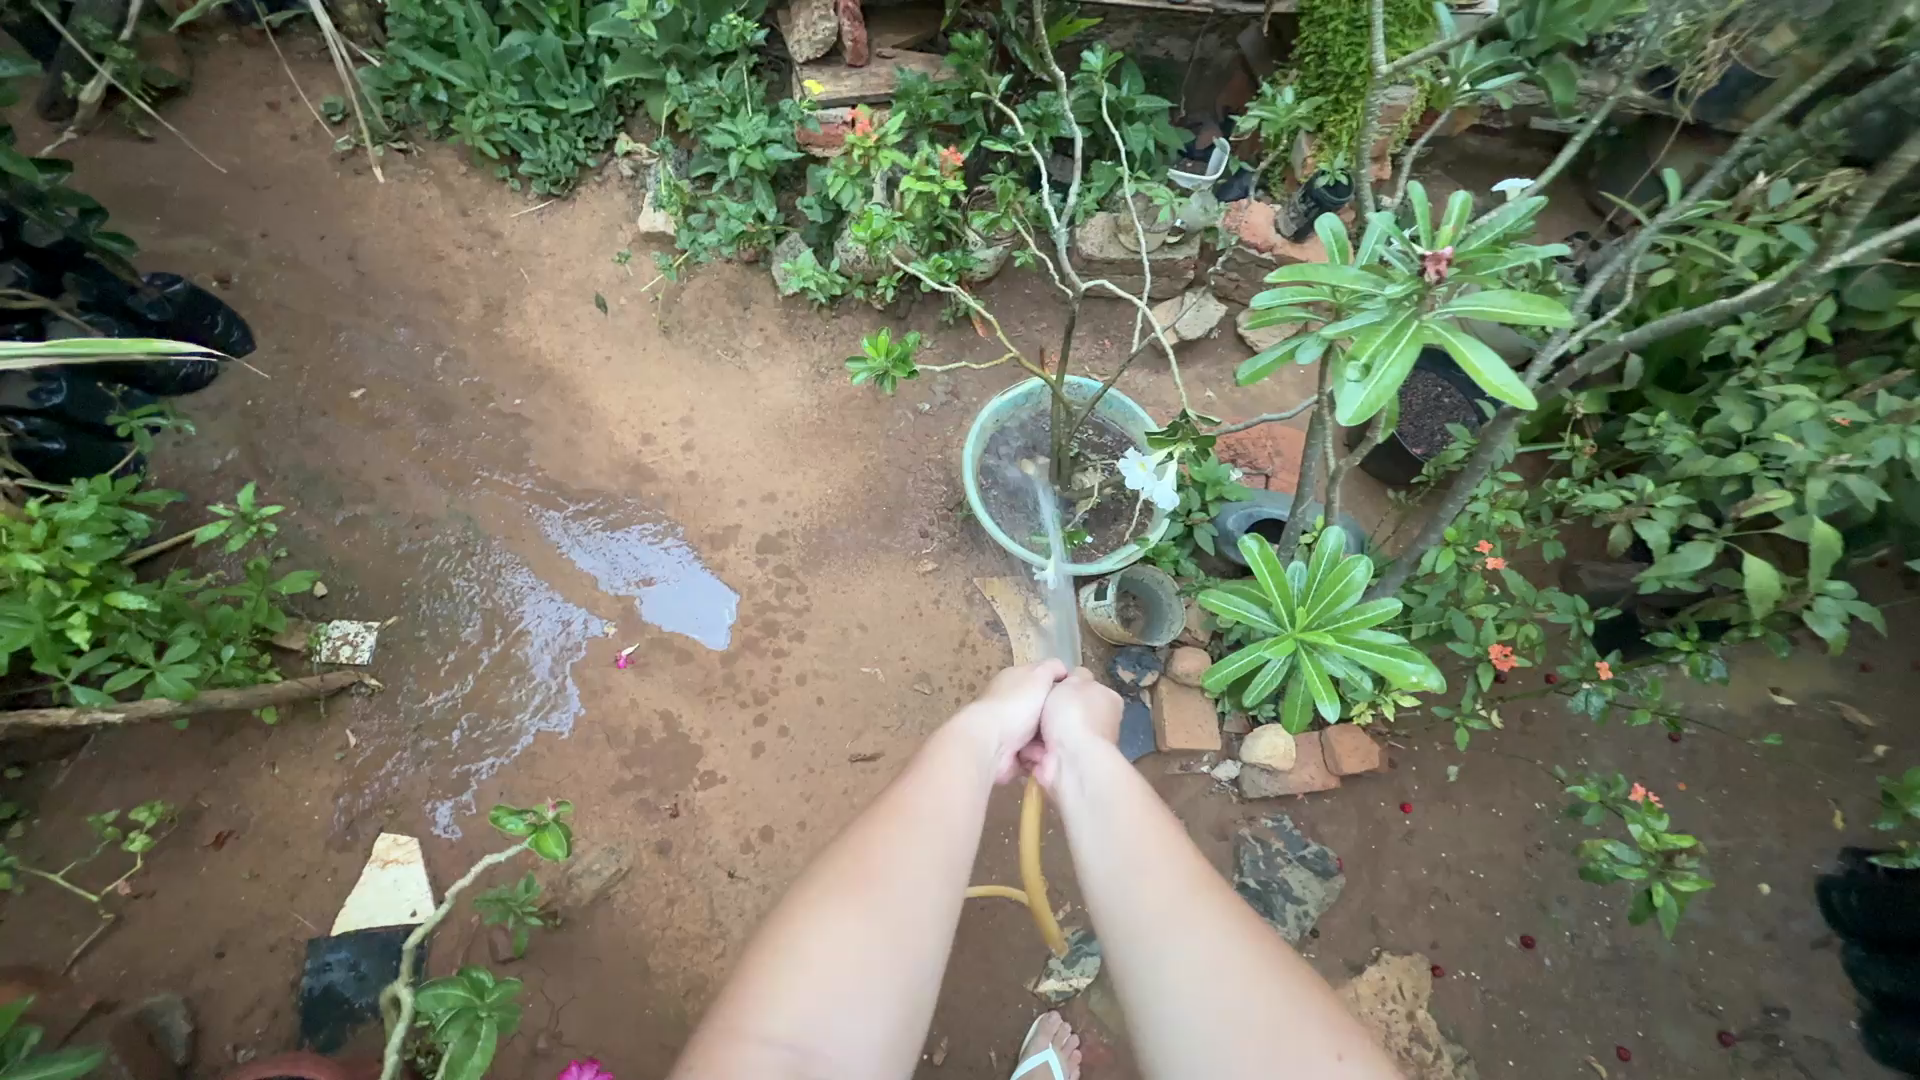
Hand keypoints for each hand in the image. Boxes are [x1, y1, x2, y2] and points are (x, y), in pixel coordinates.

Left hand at [953, 660, 1068, 782]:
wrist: (991, 742)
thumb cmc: (1016, 704)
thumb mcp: (1038, 675)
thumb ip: (1052, 668)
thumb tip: (1064, 670)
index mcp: (1015, 681)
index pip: (1042, 680)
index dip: (1060, 687)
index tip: (1077, 696)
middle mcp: (1012, 704)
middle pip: (1045, 710)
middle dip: (1057, 719)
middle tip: (1072, 724)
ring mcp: (1010, 730)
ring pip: (1043, 736)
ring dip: (1051, 741)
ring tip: (1062, 744)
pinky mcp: (1012, 754)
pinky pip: (1036, 756)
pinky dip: (1041, 758)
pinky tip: (1048, 758)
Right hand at [1018, 667, 1121, 792]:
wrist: (1070, 758)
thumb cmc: (1073, 713)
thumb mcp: (1075, 681)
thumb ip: (1076, 676)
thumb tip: (1076, 678)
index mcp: (1107, 701)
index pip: (1086, 688)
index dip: (1067, 686)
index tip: (1050, 686)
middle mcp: (1099, 725)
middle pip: (1067, 711)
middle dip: (1050, 711)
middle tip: (1033, 705)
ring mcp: (1083, 748)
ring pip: (1053, 732)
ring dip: (1039, 731)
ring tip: (1025, 725)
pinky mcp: (1065, 765)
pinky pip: (1045, 752)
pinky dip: (1035, 750)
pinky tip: (1026, 745)